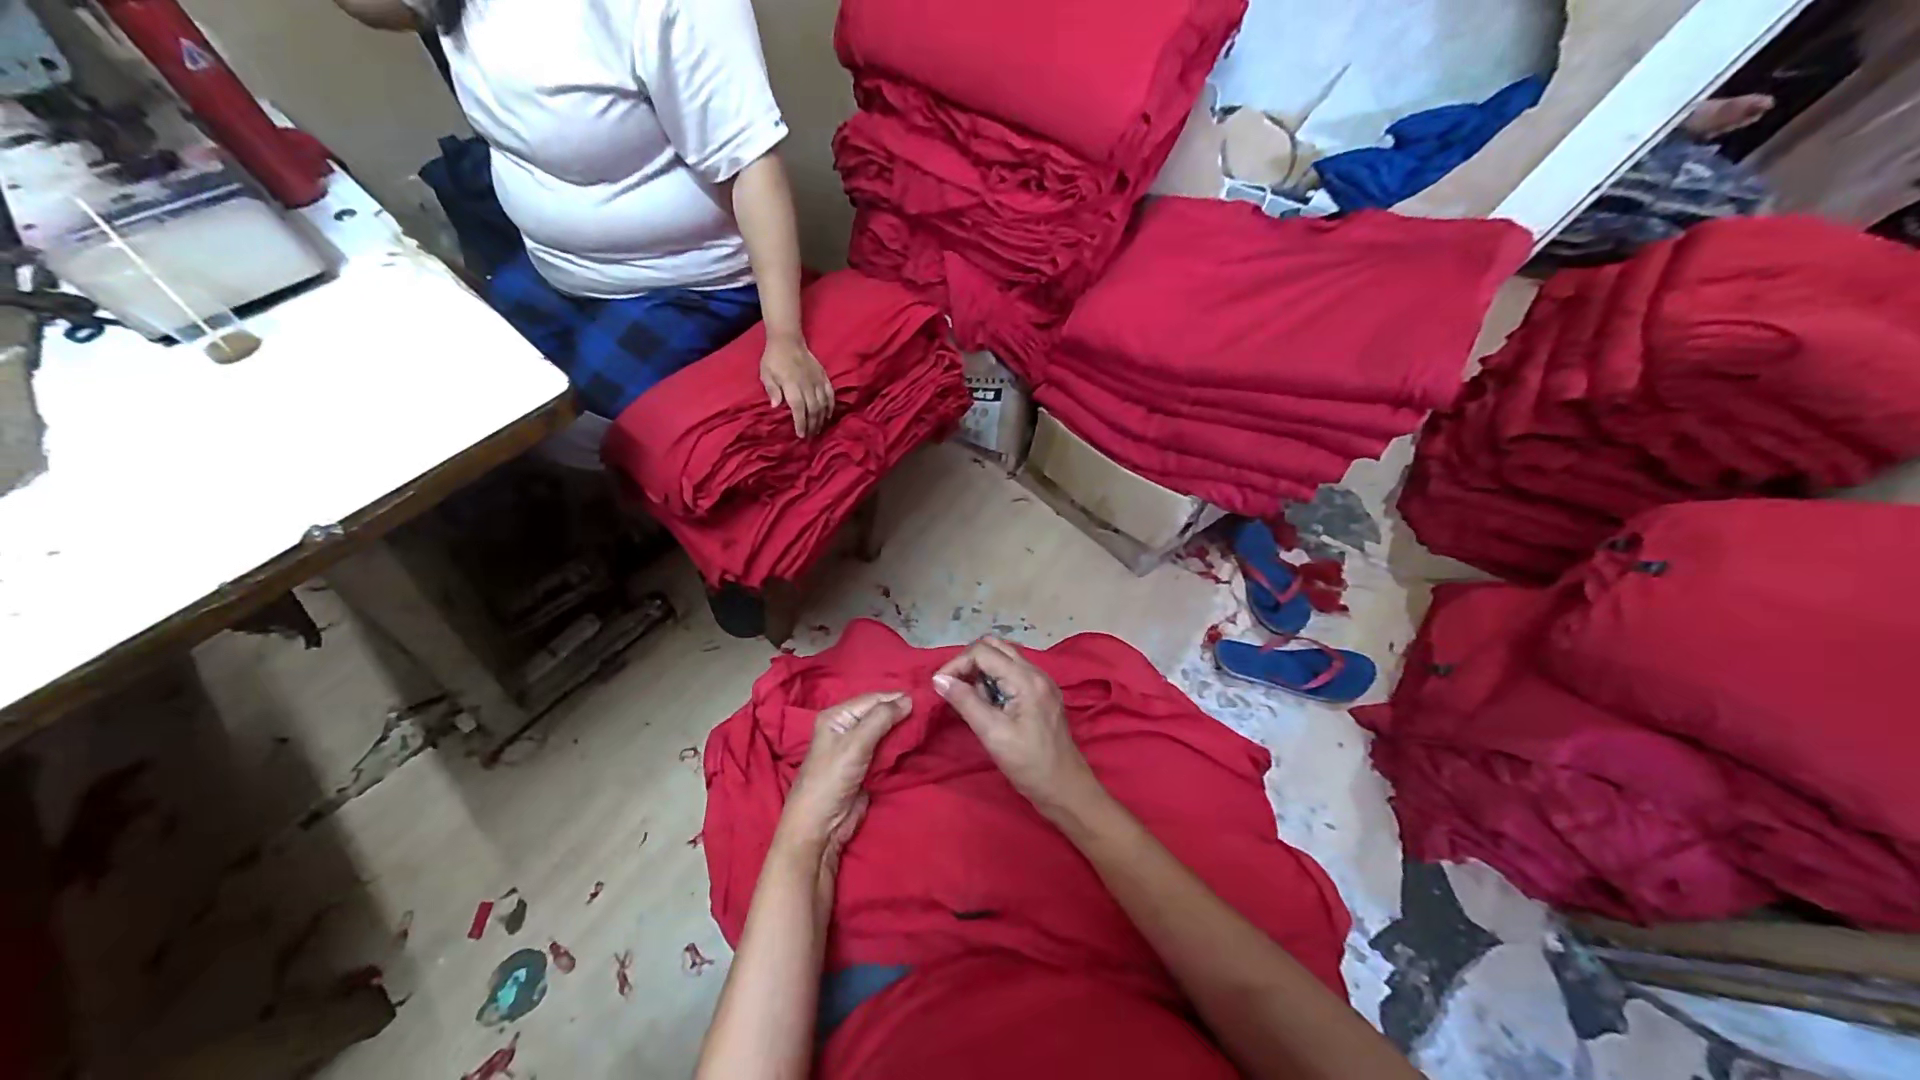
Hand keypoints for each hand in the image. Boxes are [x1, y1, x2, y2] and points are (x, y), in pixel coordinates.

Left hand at [760, 334, 833, 438]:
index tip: (801, 435)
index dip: (801, 423)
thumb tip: (776, 406)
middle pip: (813, 409)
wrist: (788, 340)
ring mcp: (817, 381)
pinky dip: (831, 406)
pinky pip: (830, 394)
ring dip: (822, 419)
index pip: (799, 409)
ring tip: (819, 429)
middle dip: (812, 425)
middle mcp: (806, 385)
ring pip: (823, 404)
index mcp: (792, 385)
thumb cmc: (773, 359)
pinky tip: (829, 415)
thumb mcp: (766, 374)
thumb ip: (772, 390)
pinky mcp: (823, 377)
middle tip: (811, 437)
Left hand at [775, 692, 910, 868]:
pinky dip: (899, 745)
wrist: (821, 825)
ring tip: (926, 723)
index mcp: (836, 716)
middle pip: (878, 713)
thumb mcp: (856, 744)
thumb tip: (908, 699)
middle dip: (900, 712)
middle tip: (928, 710)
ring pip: (884, 731)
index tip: (924, 697)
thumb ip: (881, 719)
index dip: (896, 698)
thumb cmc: (832, 778)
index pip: (871, 699)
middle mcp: (845, 727)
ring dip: (902, 728)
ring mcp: (856, 747)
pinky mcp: (866, 765)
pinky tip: (915, 740)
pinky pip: (886, 748)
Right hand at [932, 638, 1103, 820]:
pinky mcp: (1041, 694)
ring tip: (971, 699)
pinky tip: (989, 705)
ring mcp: (1042, 682)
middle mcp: (1037, 673)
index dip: (957, 664)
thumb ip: (966, 702)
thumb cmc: (1029, 764)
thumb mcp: (993, 734)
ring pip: (1004, 658)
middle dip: (969, 662)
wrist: (1065, 788)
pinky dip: (995, 680)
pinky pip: (1013, 673)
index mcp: (1026, 679)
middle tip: (955, 688)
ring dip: (982, 671)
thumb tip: (939, 679)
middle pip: (995, 647)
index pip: (983, 652)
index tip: (940, 687)